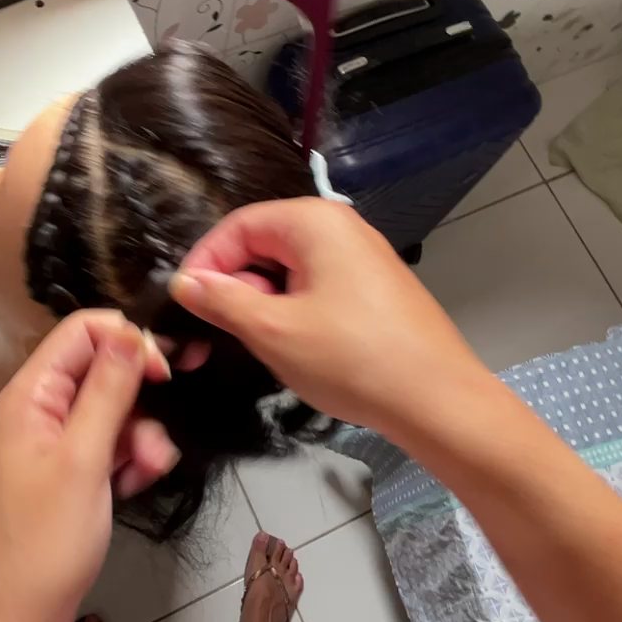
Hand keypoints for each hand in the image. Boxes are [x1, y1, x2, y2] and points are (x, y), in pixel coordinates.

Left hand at [0, 311, 175, 621]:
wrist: (19, 620)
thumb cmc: (45, 543)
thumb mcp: (84, 459)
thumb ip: (109, 389)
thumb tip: (130, 330)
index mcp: (31, 394)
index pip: (83, 330)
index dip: (127, 340)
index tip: (163, 371)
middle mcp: (41, 408)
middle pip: (104, 369)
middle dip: (141, 399)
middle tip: (160, 437)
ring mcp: (56, 439)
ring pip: (116, 409)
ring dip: (141, 435)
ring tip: (148, 472)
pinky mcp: (72, 467)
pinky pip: (112, 442)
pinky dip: (131, 459)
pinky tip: (135, 485)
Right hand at [169, 197, 487, 441]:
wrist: (437, 400)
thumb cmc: (349, 358)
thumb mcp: (272, 329)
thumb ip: (222, 299)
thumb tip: (187, 282)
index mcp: (313, 221)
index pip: (238, 226)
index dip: (205, 262)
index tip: (185, 303)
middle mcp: (340, 225)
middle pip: (265, 242)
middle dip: (235, 283)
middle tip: (220, 329)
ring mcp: (363, 255)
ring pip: (290, 267)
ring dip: (263, 300)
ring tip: (258, 341)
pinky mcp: (375, 286)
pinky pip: (318, 283)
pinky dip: (294, 307)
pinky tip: (295, 343)